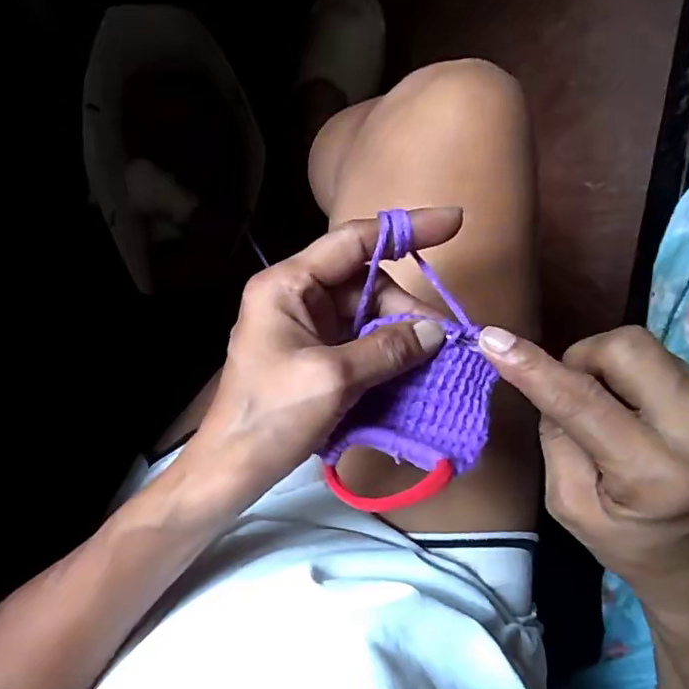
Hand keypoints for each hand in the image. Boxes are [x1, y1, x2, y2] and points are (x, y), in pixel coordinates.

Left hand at [177, 207, 463, 508]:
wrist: (232, 466)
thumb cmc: (270, 416)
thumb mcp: (333, 378)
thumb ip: (386, 348)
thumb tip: (435, 331)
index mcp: (286, 286)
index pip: (352, 241)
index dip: (404, 230)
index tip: (456, 222)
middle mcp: (293, 298)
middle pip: (363, 283)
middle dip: (404, 307)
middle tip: (443, 339)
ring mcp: (301, 330)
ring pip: (363, 316)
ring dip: (398, 335)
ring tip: (431, 361)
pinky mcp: (309, 358)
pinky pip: (355, 343)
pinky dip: (382, 354)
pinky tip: (410, 371)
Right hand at [477, 324, 688, 638]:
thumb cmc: (626, 541)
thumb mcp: (569, 504)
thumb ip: (559, 440)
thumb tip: (548, 379)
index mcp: (656, 476)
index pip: (583, 402)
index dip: (534, 368)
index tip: (493, 340)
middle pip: (629, 348)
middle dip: (583, 358)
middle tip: (571, 390)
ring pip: (651, 352)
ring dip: (615, 375)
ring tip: (616, 416)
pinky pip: (674, 366)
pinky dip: (645, 385)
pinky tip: (649, 420)